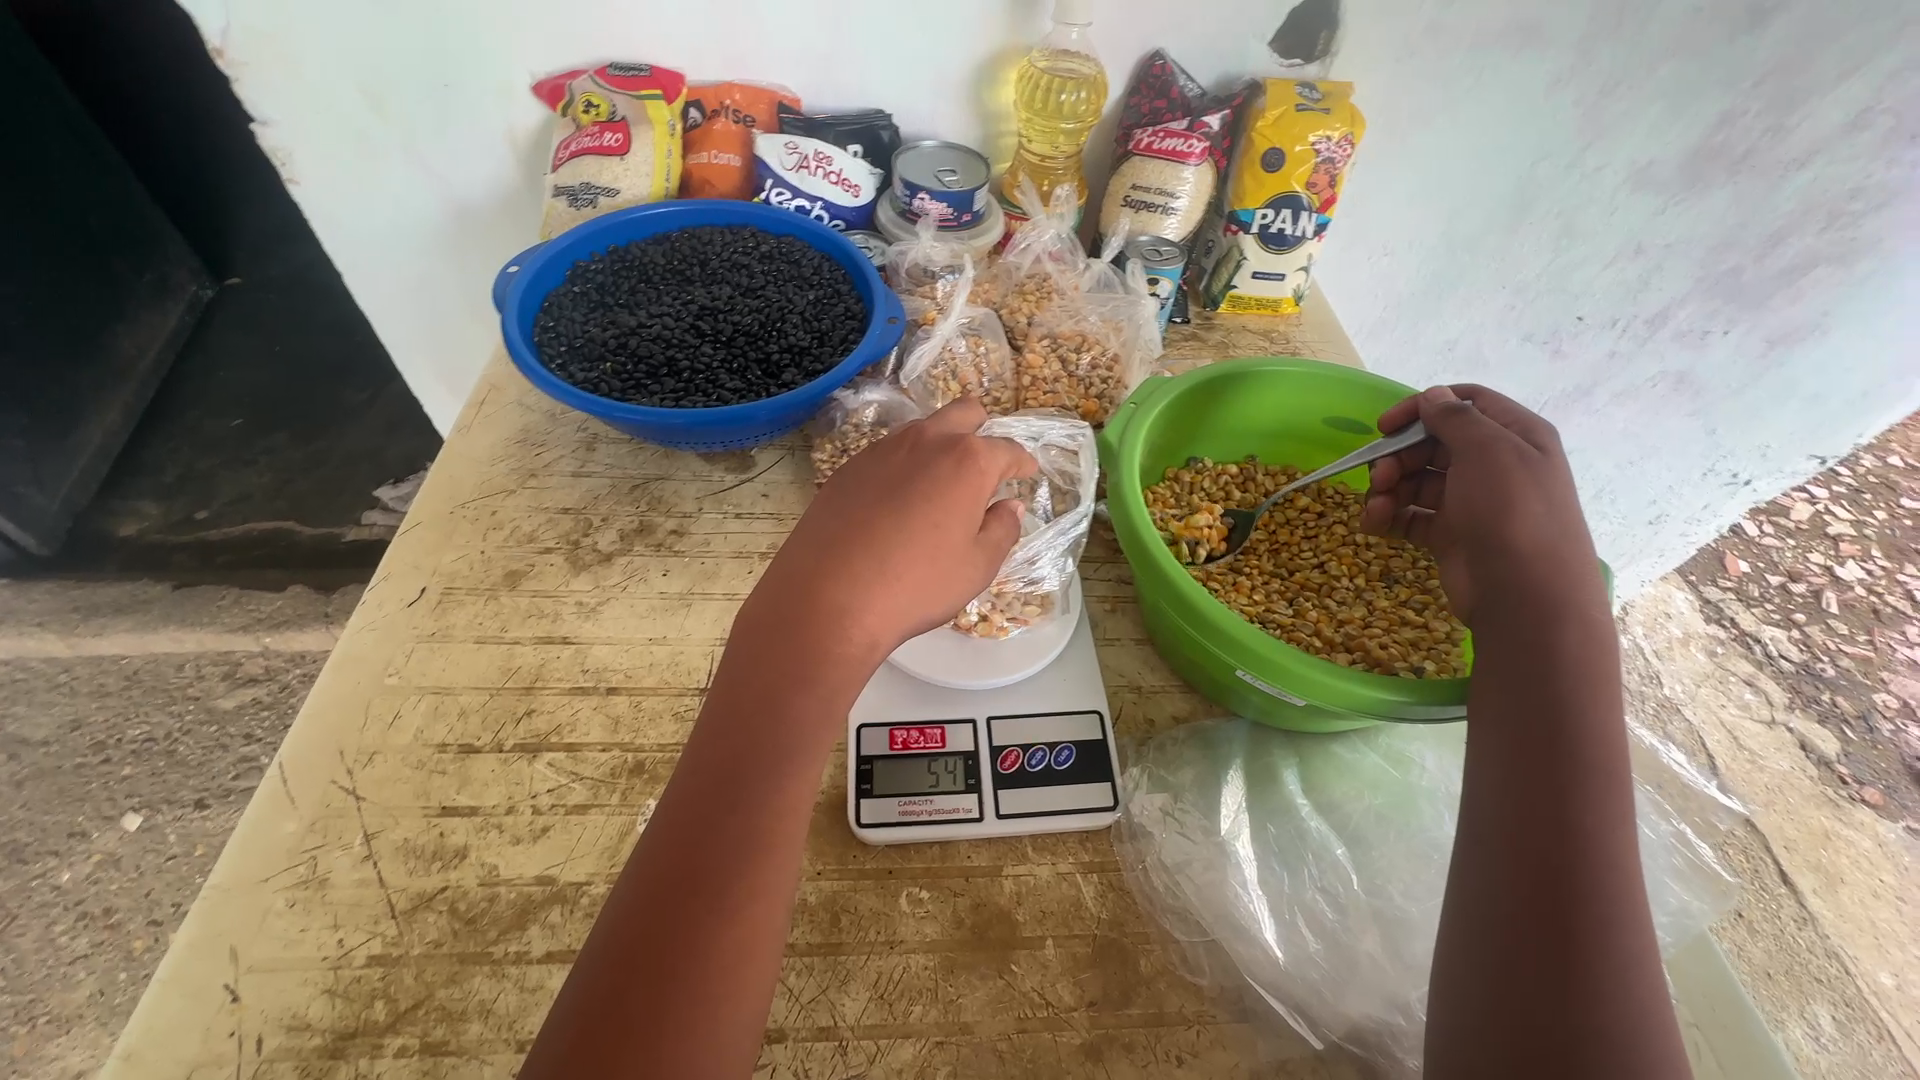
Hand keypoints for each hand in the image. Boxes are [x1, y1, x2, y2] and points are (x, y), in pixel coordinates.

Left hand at [741, 397, 1037, 658]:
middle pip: (964, 414)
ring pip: (922, 430)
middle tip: (987, 466)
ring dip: (940, 446)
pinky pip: (888, 454)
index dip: (1022, 463)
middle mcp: (926, 441)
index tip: (1028, 473)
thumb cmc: (915, 585)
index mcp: (968, 461)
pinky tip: (899, 503)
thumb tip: (1010, 507)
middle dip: (982, 431)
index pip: (1008, 449)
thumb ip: (1002, 529)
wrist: (826, 597)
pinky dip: (905, 466)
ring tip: (942, 485)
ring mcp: (882, 450)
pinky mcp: (848, 468)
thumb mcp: (976, 567)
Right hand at [1358, 384, 1601, 625]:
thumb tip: (1432, 396)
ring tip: (1376, 507)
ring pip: (1417, 480)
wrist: (1525, 594)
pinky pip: (1410, 515)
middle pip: (1432, 444)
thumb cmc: (1511, 511)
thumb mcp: (1488, 451)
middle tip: (1379, 476)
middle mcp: (1493, 464)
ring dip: (1388, 488)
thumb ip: (1455, 418)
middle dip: (1398, 456)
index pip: (1464, 404)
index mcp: (1513, 436)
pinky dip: (1389, 516)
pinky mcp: (1450, 534)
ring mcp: (1470, 501)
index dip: (1422, 407)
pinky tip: (1374, 524)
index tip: (1384, 426)